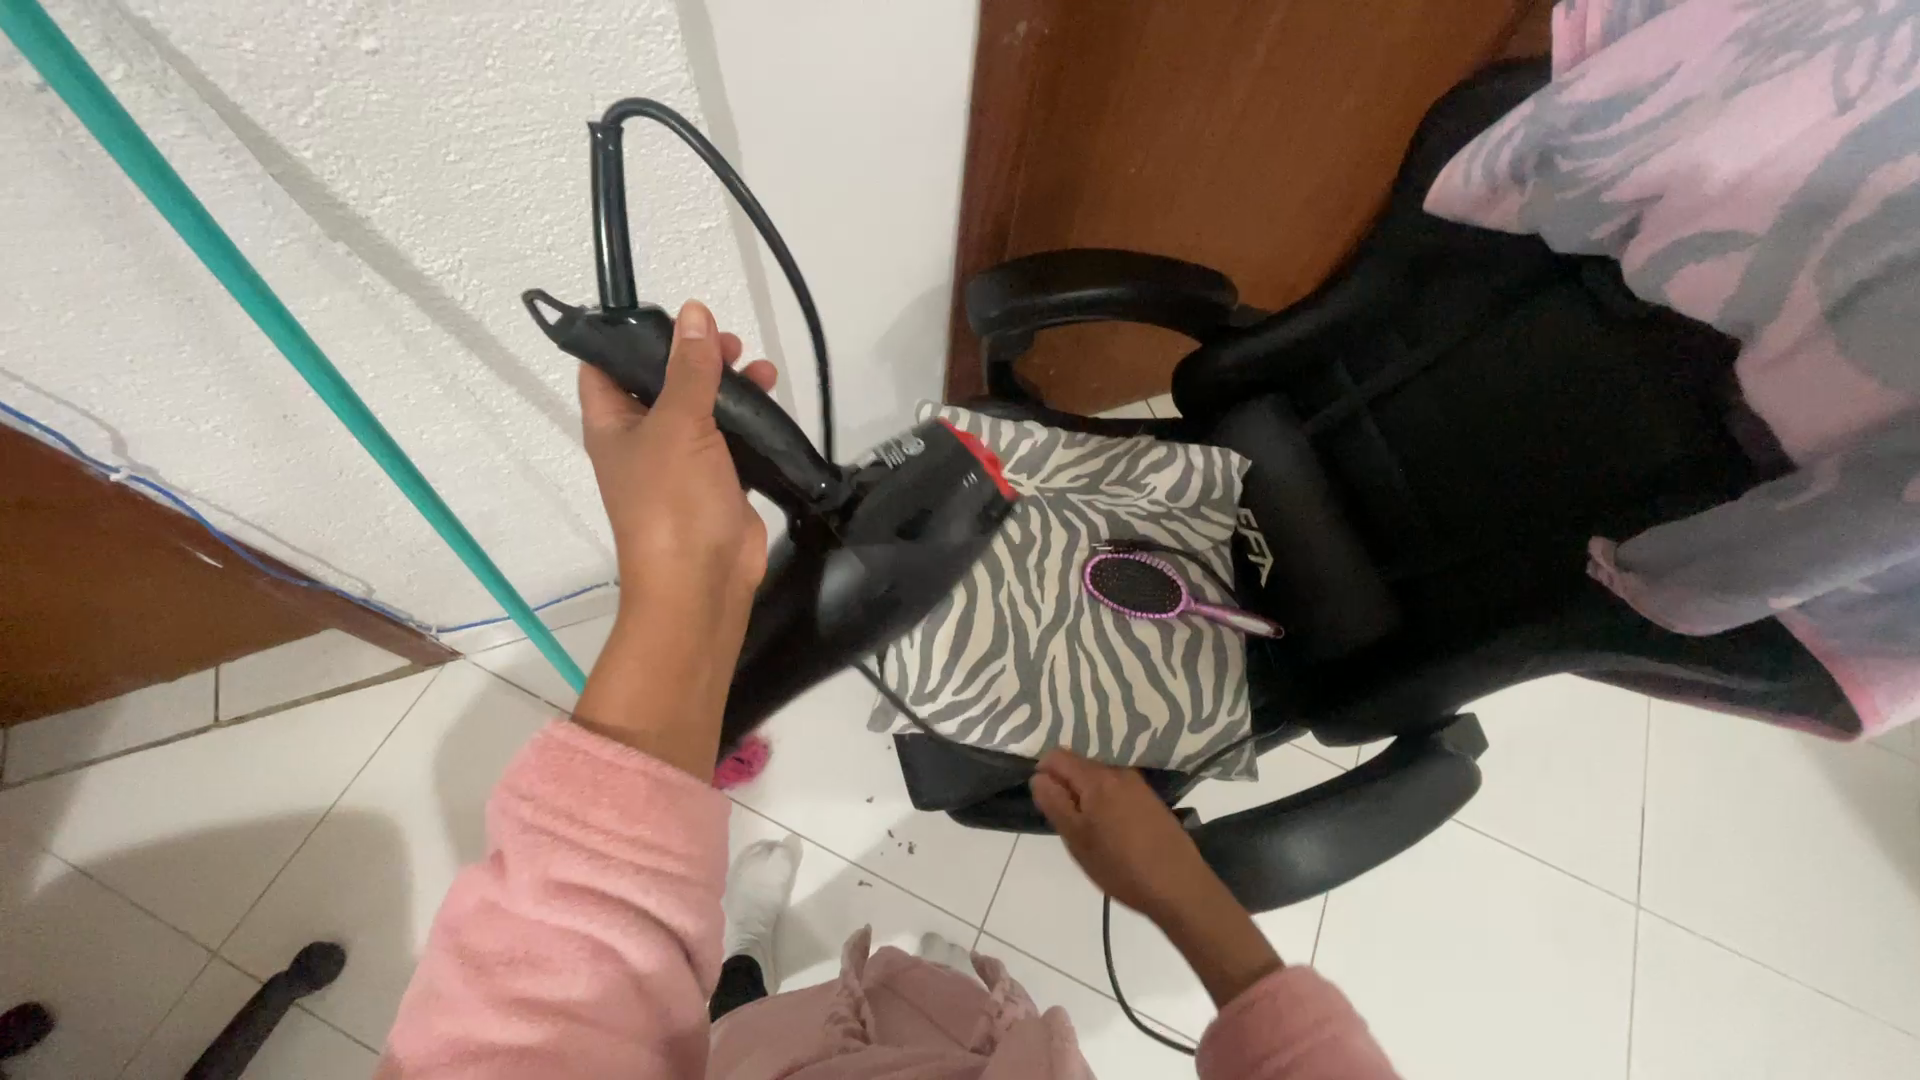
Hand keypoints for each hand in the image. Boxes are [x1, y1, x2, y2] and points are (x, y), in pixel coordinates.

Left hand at [578, 300, 776, 616]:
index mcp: (613, 424)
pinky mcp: (719, 481)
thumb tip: (694, 313)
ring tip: (762, 369)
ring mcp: (682, 463)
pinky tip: (771, 404)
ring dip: (730, 387)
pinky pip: (732, 440)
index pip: (606, 366)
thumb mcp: (678, 425)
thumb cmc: (673, 501)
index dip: (628, 336)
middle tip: (728, 342)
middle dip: (694, 358)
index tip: (668, 314)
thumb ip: (690, 369)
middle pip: (663, 383)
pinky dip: (750, 421)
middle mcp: (644, 439)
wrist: (702, 579)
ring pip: (703, 410)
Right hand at [1029, 749, 1220, 922]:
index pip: (1057, 756)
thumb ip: (1054, 803)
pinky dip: (1107, 803)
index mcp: (1097, 778)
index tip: (1047, 805)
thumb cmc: (1121, 866)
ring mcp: (1138, 784)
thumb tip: (1038, 777)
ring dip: (1087, 797)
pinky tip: (1114, 834)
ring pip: (1099, 779)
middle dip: (1066, 787)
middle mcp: (1118, 771)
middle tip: (1069, 826)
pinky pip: (1117, 790)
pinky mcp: (1151, 799)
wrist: (1180, 887)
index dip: (1044, 774)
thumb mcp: (1077, 840)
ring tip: (1092, 834)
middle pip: (1079, 765)